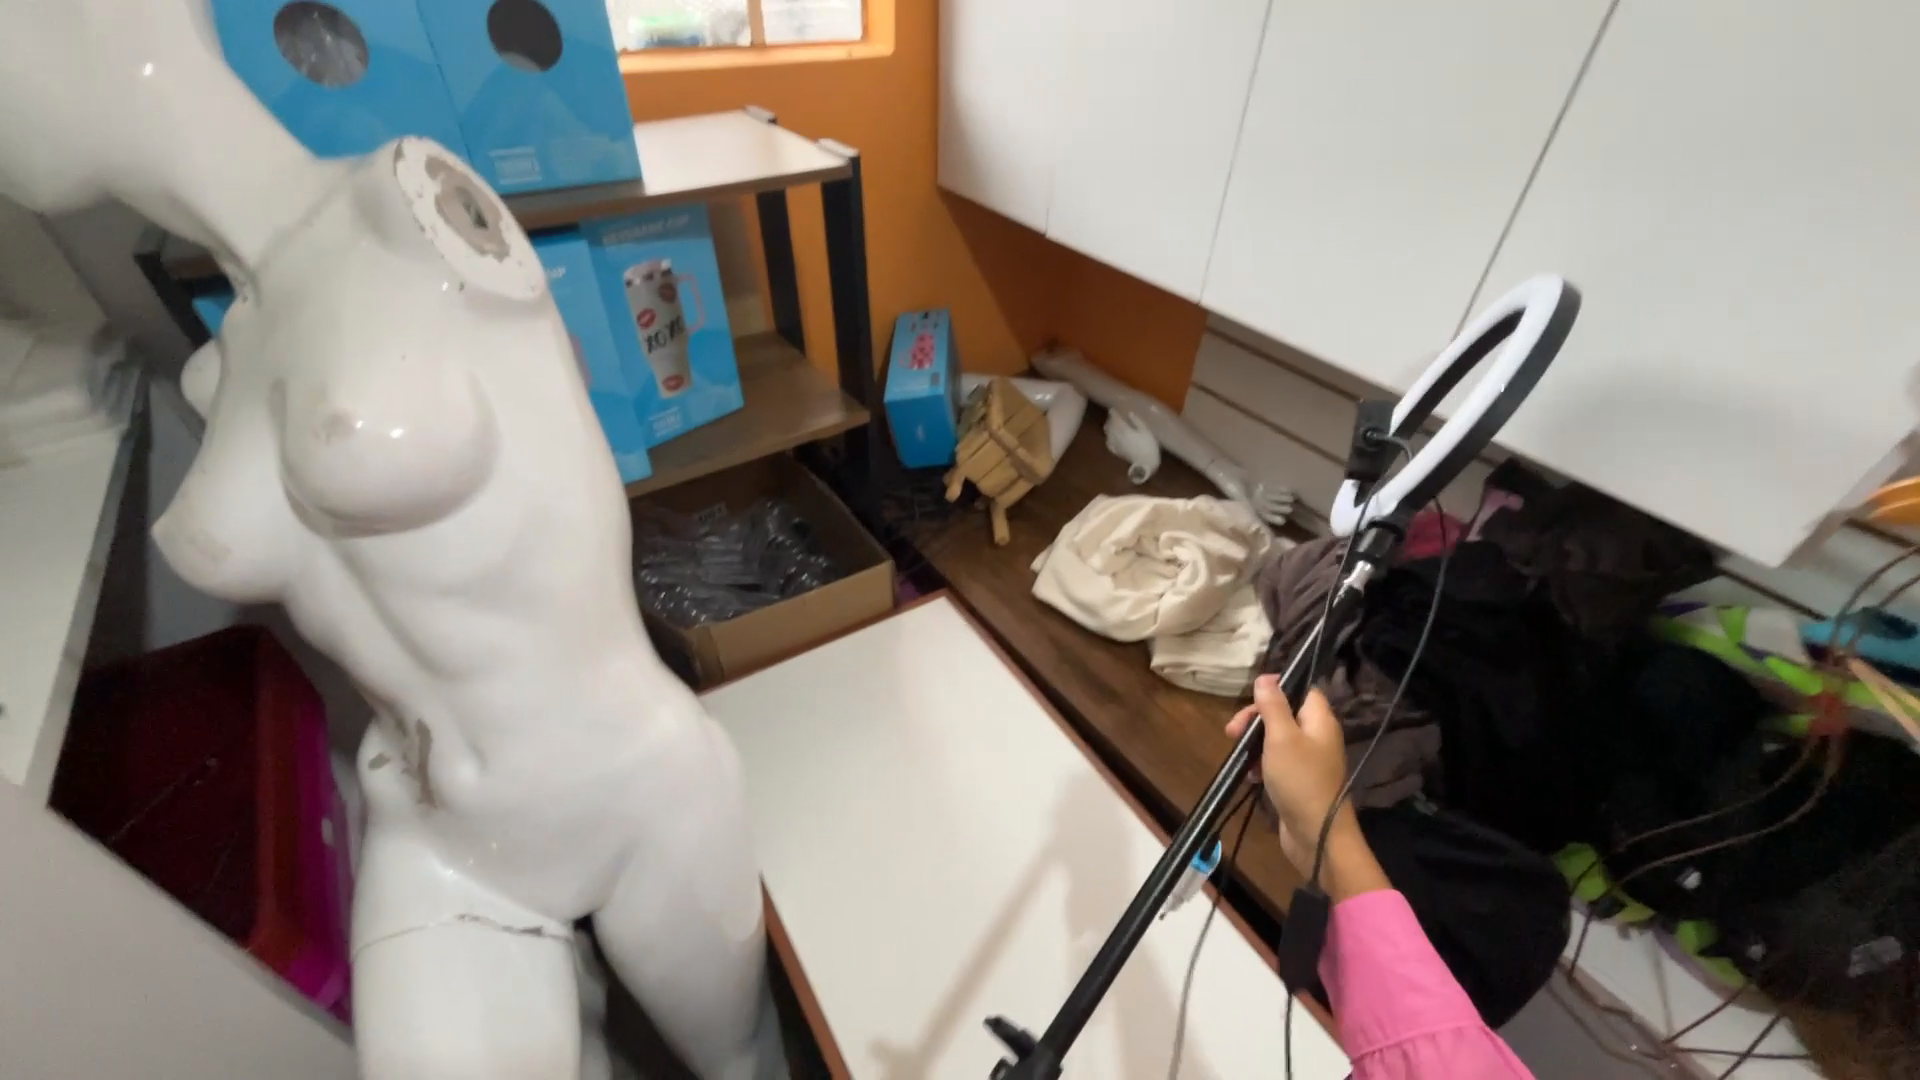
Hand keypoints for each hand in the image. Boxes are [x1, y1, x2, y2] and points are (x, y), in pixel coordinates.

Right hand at [1226, 676, 1386, 898]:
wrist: (1317, 836)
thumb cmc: (1300, 780)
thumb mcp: (1281, 737)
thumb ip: (1273, 706)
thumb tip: (1266, 677)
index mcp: (1319, 721)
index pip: (1302, 690)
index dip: (1277, 689)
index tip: (1252, 698)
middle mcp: (1316, 736)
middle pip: (1283, 713)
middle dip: (1255, 719)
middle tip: (1233, 731)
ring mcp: (1308, 760)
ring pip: (1275, 738)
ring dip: (1254, 744)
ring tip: (1239, 757)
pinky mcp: (1297, 780)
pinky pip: (1275, 762)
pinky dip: (1260, 764)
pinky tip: (1250, 776)